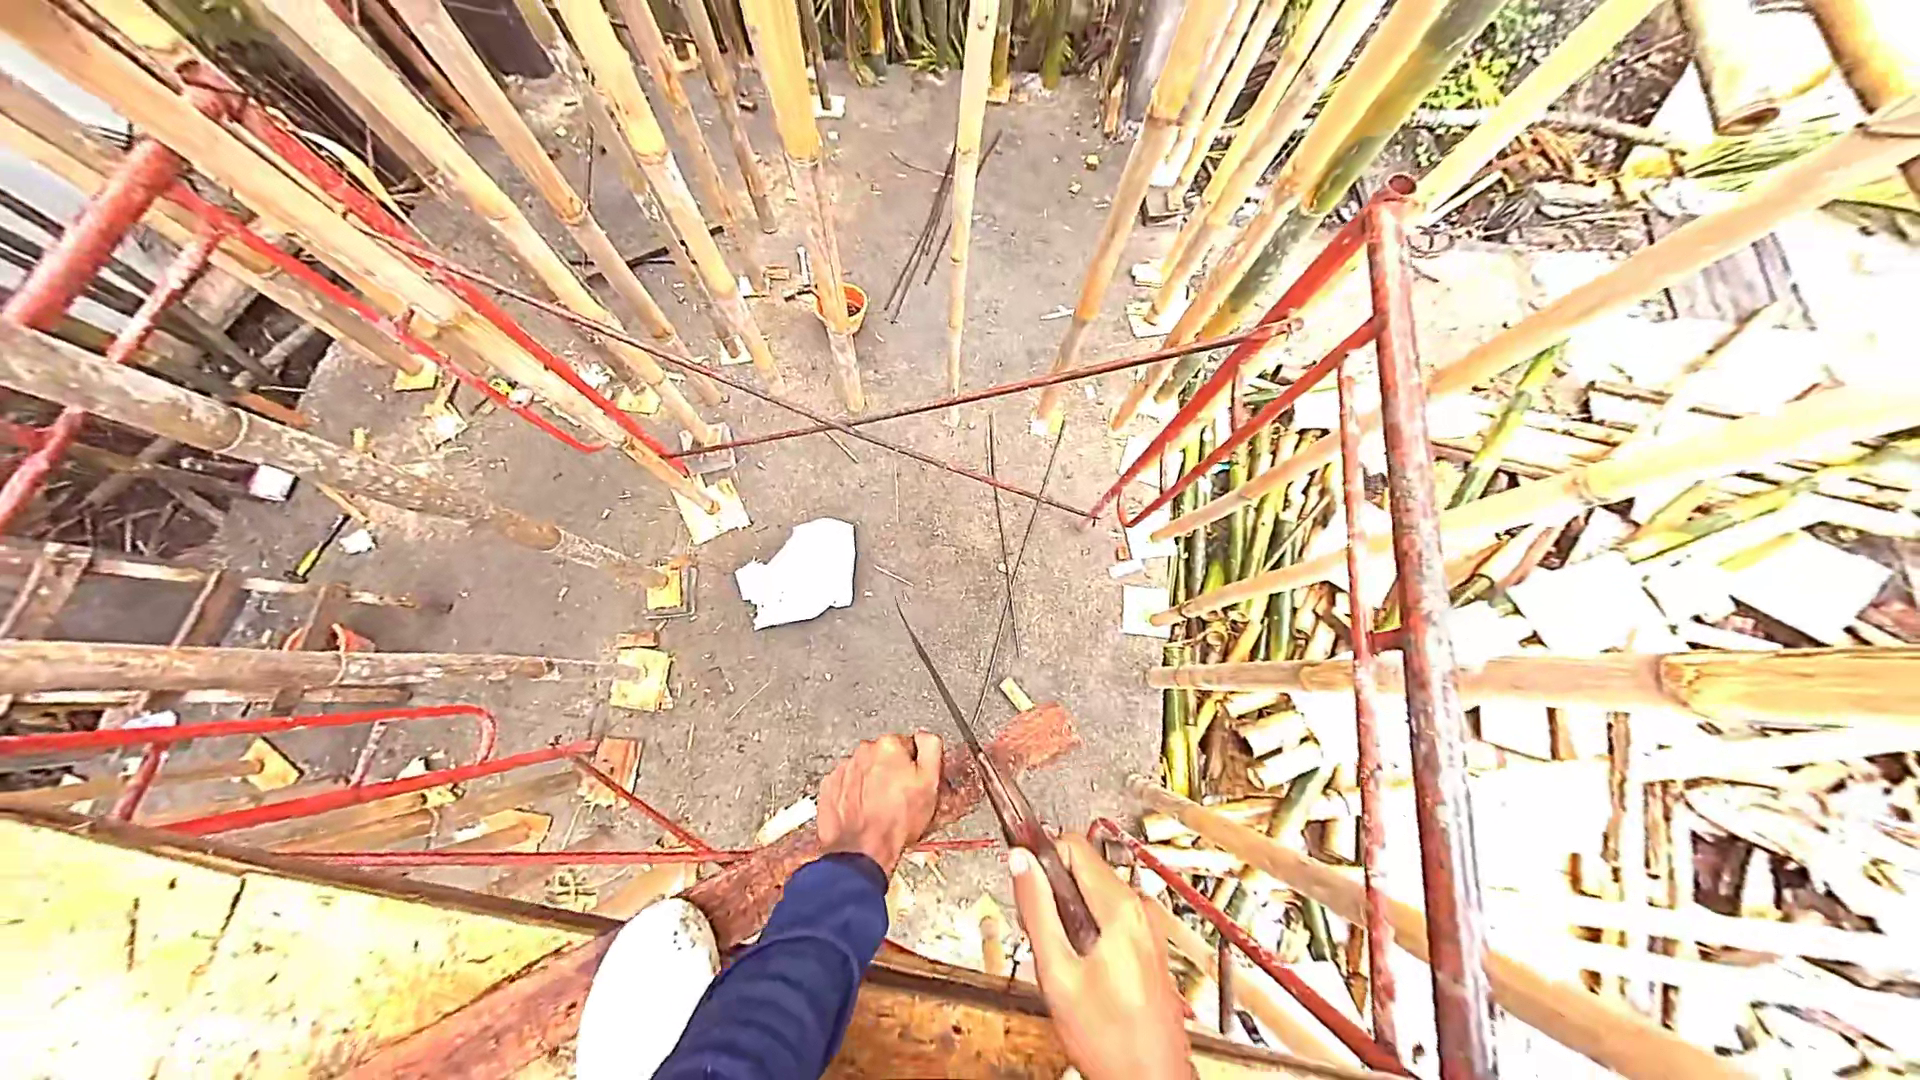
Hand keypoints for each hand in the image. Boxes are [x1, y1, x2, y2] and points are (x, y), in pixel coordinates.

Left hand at [816, 732, 941, 874]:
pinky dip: (855, 795)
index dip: (915, 768)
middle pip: (885, 758)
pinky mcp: (830, 786)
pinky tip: (864, 812)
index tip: (915, 783)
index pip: (909, 747)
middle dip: (892, 774)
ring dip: (873, 784)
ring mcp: (844, 769)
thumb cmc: (894, 822)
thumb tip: (926, 737)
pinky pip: (848, 785)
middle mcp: (864, 751)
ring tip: (880, 809)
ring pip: (866, 771)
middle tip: (899, 799)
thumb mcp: (930, 783)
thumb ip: (931, 749)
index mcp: (890, 745)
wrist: (859, 851)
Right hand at [1010, 833, 1190, 1079]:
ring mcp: (1146, 925)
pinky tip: (1081, 966)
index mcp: (1119, 907)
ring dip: (1068, 911)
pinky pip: (1108, 914)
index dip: (1042, 860)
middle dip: (1054, 890)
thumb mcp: (1057, 972)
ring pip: (1093, 891)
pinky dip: (1087, 927)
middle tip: (1042, 933)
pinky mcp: (1147, 942)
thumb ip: (1036, 909)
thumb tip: (1020, 860)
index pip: (1072, 845)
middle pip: (1083, 867)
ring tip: (1061, 957)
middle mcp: (1138, 908)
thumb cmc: (1109, 1039)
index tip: (1026, 883)